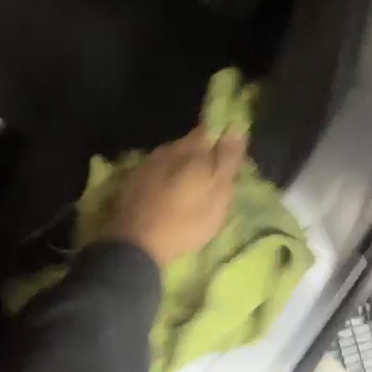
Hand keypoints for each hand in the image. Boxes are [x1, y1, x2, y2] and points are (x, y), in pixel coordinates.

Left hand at [105, 127, 246, 267]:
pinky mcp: (134, 178)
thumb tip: (236, 129)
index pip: (211, 129)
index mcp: (192, 150)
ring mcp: (148, 162)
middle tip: (213, 174)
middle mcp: (169, 148)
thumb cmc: (186, 222)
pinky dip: (168, 175)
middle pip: (191, 142)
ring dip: (184, 164)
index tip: (230, 152)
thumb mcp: (218, 196)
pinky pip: (159, 168)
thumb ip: (227, 162)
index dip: (222, 137)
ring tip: (192, 186)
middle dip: (203, 152)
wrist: (136, 243)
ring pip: (174, 155)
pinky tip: (170, 192)